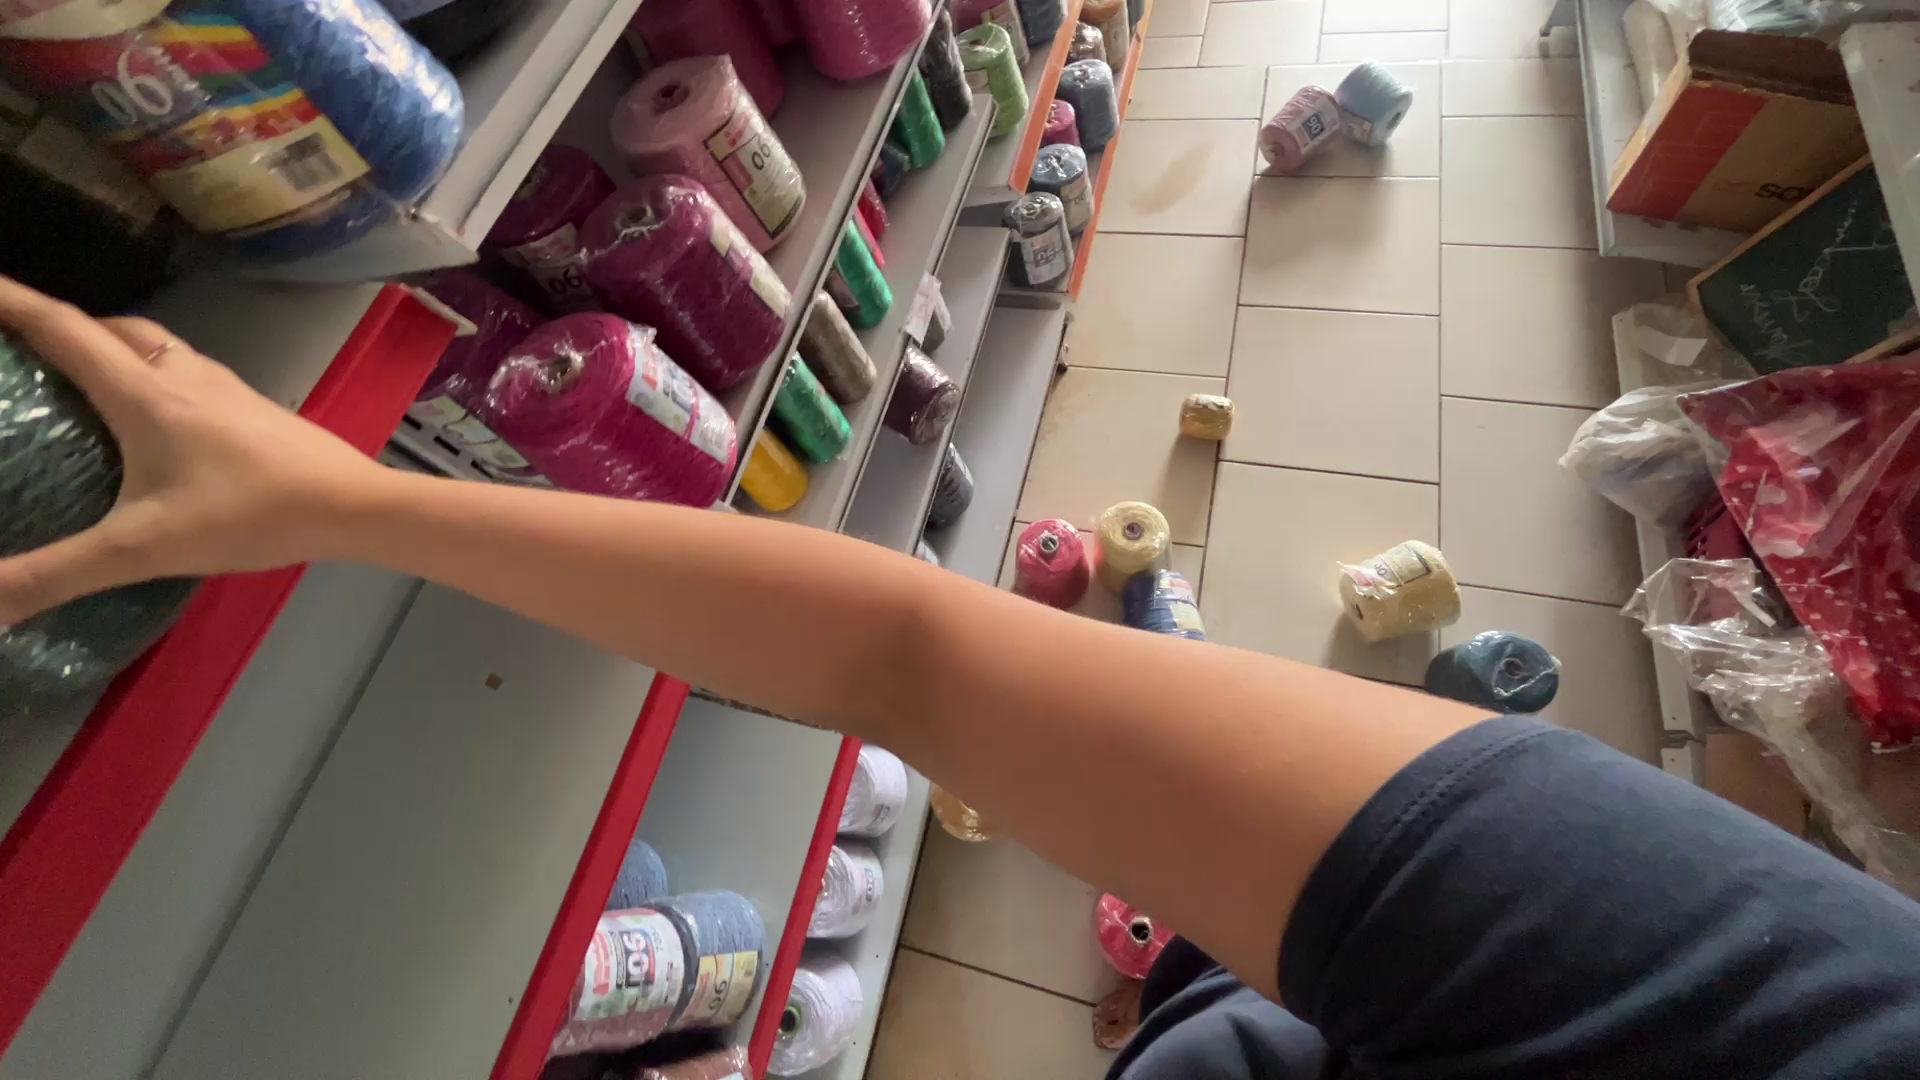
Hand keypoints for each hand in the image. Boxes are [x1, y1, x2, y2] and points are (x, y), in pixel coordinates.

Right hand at [0, 277, 393, 624]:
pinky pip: (206, 382)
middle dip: (65, 325)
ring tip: (89, 380)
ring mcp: (242, 398)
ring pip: (171, 354)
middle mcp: (195, 382)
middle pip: (120, 331)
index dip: (6, 299)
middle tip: (23, 344)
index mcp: (150, 395)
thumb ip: (53, 575)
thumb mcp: (145, 548)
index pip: (62, 327)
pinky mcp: (273, 419)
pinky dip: (170, 382)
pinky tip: (171, 423)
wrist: (362, 508)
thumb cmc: (258, 515)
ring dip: (125, 352)